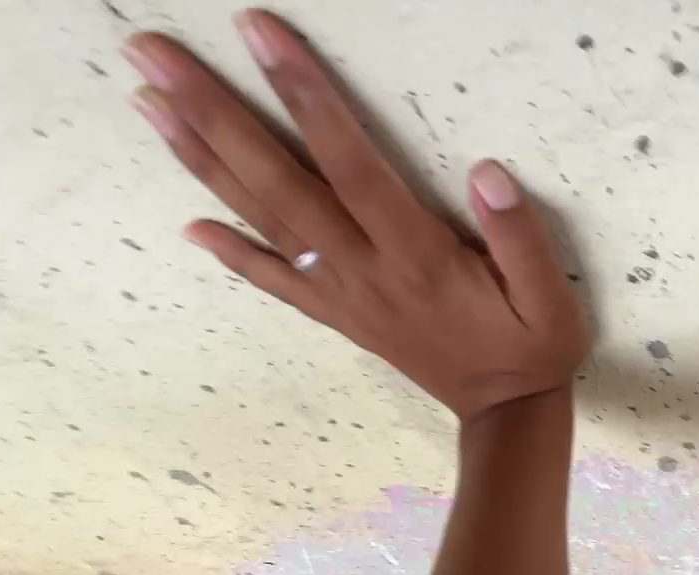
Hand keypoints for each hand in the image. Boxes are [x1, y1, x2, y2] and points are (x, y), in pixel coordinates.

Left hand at [123, 10, 588, 419]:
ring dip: (206, 164)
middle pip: (282, 186)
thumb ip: (520, 237)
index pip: (351, 166)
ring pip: (269, 224)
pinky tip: (193, 229)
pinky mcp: (346, 319)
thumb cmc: (533, 349)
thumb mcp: (550, 298)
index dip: (306, 98)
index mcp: (419, 257)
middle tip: (151, 54)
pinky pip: (281, 284)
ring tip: (148, 105)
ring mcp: (349, 298)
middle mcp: (370, 272)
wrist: (507, 412)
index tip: (258, 32)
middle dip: (216, 115)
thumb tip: (487, 172)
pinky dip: (235, 255)